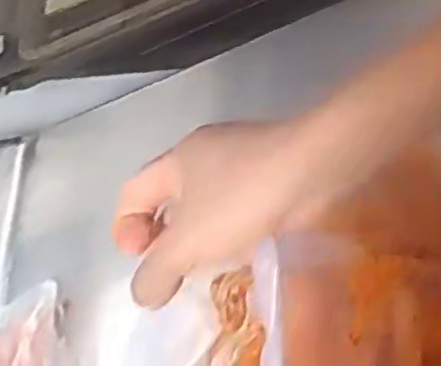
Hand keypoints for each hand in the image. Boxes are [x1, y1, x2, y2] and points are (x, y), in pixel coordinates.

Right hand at [112, 120, 330, 307]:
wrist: (315, 165)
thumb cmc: (243, 196)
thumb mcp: (184, 243)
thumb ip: (152, 273)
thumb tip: (149, 288)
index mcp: (181, 157)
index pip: (132, 192)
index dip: (124, 230)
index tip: (143, 258)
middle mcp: (211, 152)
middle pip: (171, 201)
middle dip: (169, 242)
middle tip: (180, 272)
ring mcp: (247, 160)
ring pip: (210, 208)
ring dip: (207, 241)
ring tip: (218, 263)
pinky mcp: (275, 173)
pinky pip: (244, 208)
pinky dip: (240, 232)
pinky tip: (251, 249)